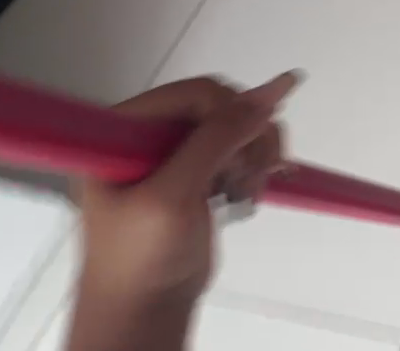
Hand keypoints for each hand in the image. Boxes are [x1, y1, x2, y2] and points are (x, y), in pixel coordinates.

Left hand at [73, 74, 298, 314]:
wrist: (146, 313)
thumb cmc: (143, 257)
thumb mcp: (174, 195)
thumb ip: (219, 137)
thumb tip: (277, 87)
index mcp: (123, 134)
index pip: (193, 93)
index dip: (226, 112)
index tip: (239, 151)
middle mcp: (150, 136)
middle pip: (224, 105)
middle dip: (247, 136)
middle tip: (248, 173)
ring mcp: (178, 154)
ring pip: (242, 122)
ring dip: (259, 151)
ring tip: (251, 186)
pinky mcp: (203, 170)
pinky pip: (247, 142)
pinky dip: (260, 161)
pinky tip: (254, 186)